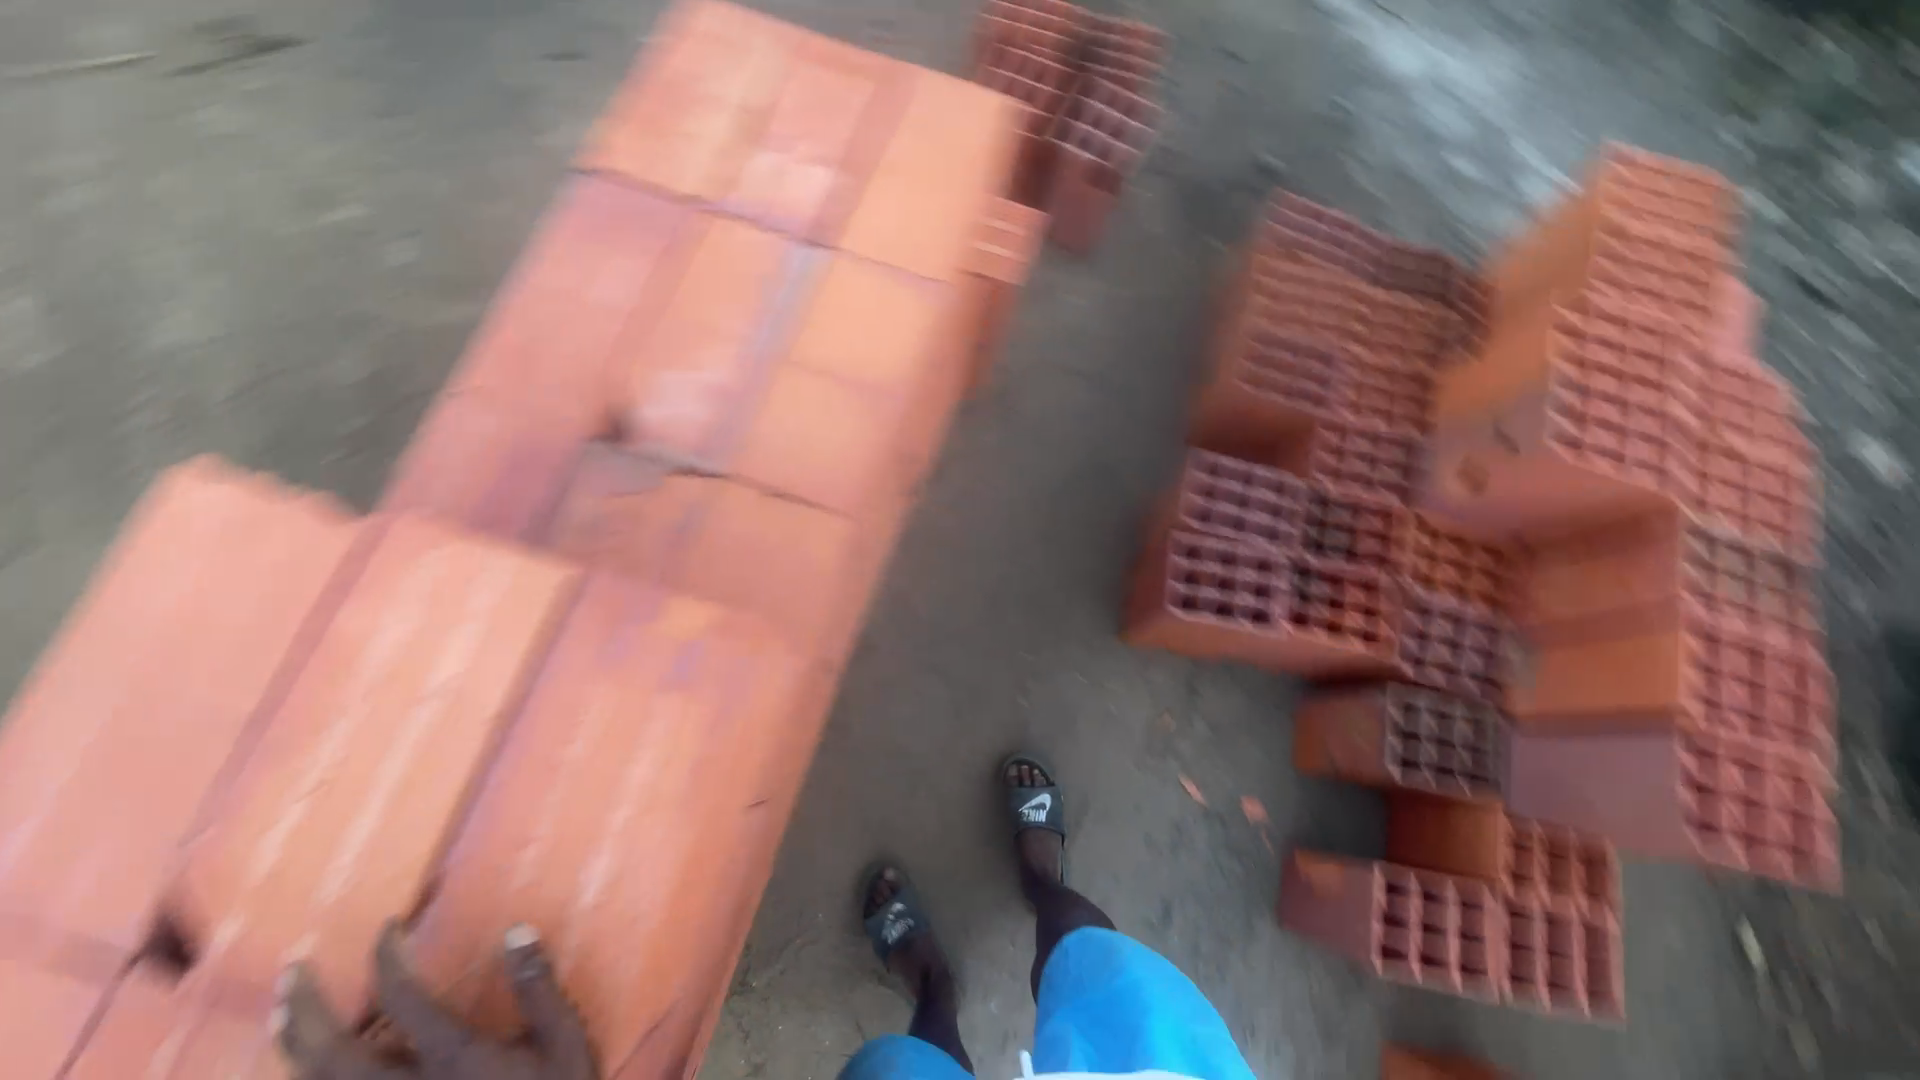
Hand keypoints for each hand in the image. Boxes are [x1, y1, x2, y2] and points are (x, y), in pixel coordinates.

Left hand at [274, 920, 598, 1079]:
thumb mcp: (562, 1039)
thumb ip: (537, 987)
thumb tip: (516, 929)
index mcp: (452, 1057)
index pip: (404, 998)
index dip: (388, 958)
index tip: (386, 927)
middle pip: (335, 1052)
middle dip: (308, 1008)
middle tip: (293, 970)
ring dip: (294, 1050)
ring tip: (282, 1014)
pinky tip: (304, 1072)